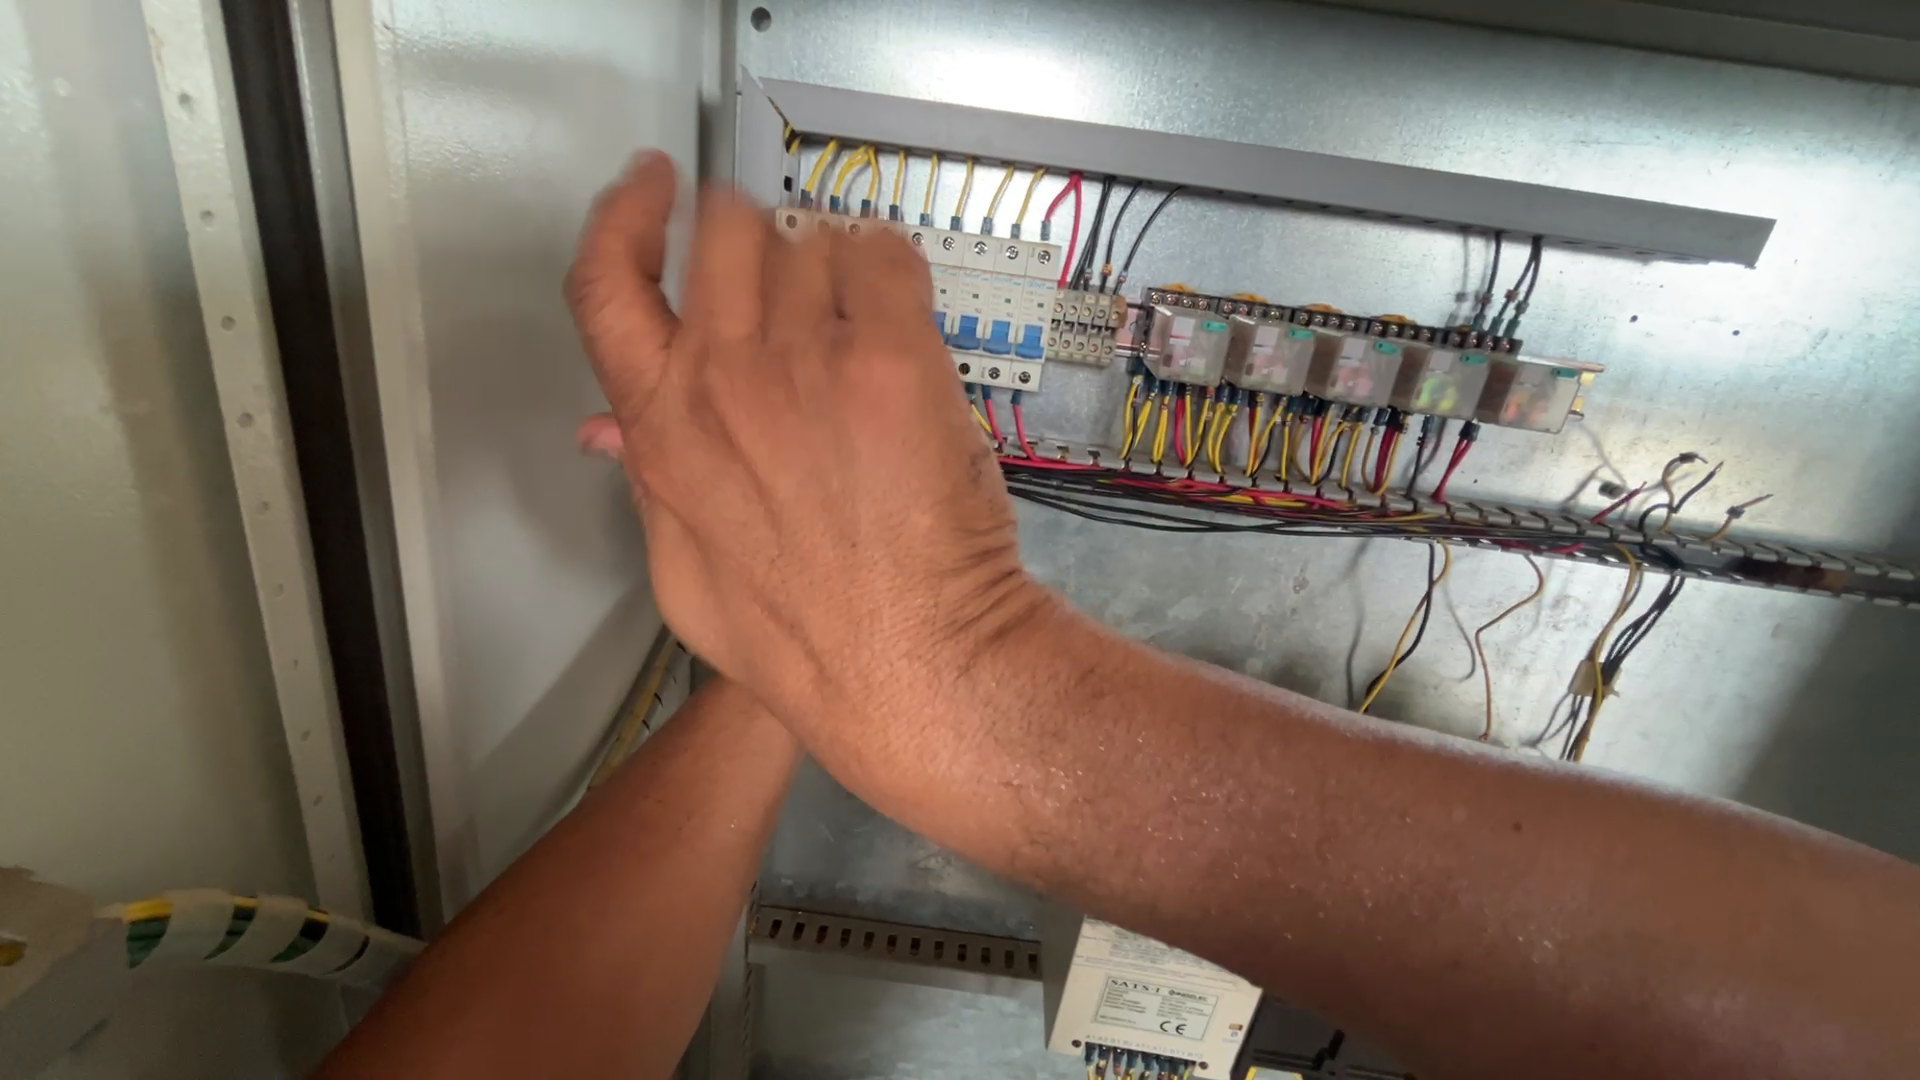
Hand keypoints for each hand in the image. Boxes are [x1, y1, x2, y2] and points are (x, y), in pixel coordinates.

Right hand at [568, 152, 1049, 746]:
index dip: (625, 217)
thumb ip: (649, 487)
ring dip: (834, 268)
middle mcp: (723, 379)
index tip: (652, 184)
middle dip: (760, 238)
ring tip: (864, 327)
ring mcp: (805, 364)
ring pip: (810, 244)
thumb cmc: (805, 636)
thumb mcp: (689, 575)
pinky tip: (900, 310)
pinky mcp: (889, 362)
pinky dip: (889, 267)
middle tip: (800, 271)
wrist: (908, 665)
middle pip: (727, 234)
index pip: (606, 284)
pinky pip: (882, 256)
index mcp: (665, 427)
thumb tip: (609, 430)